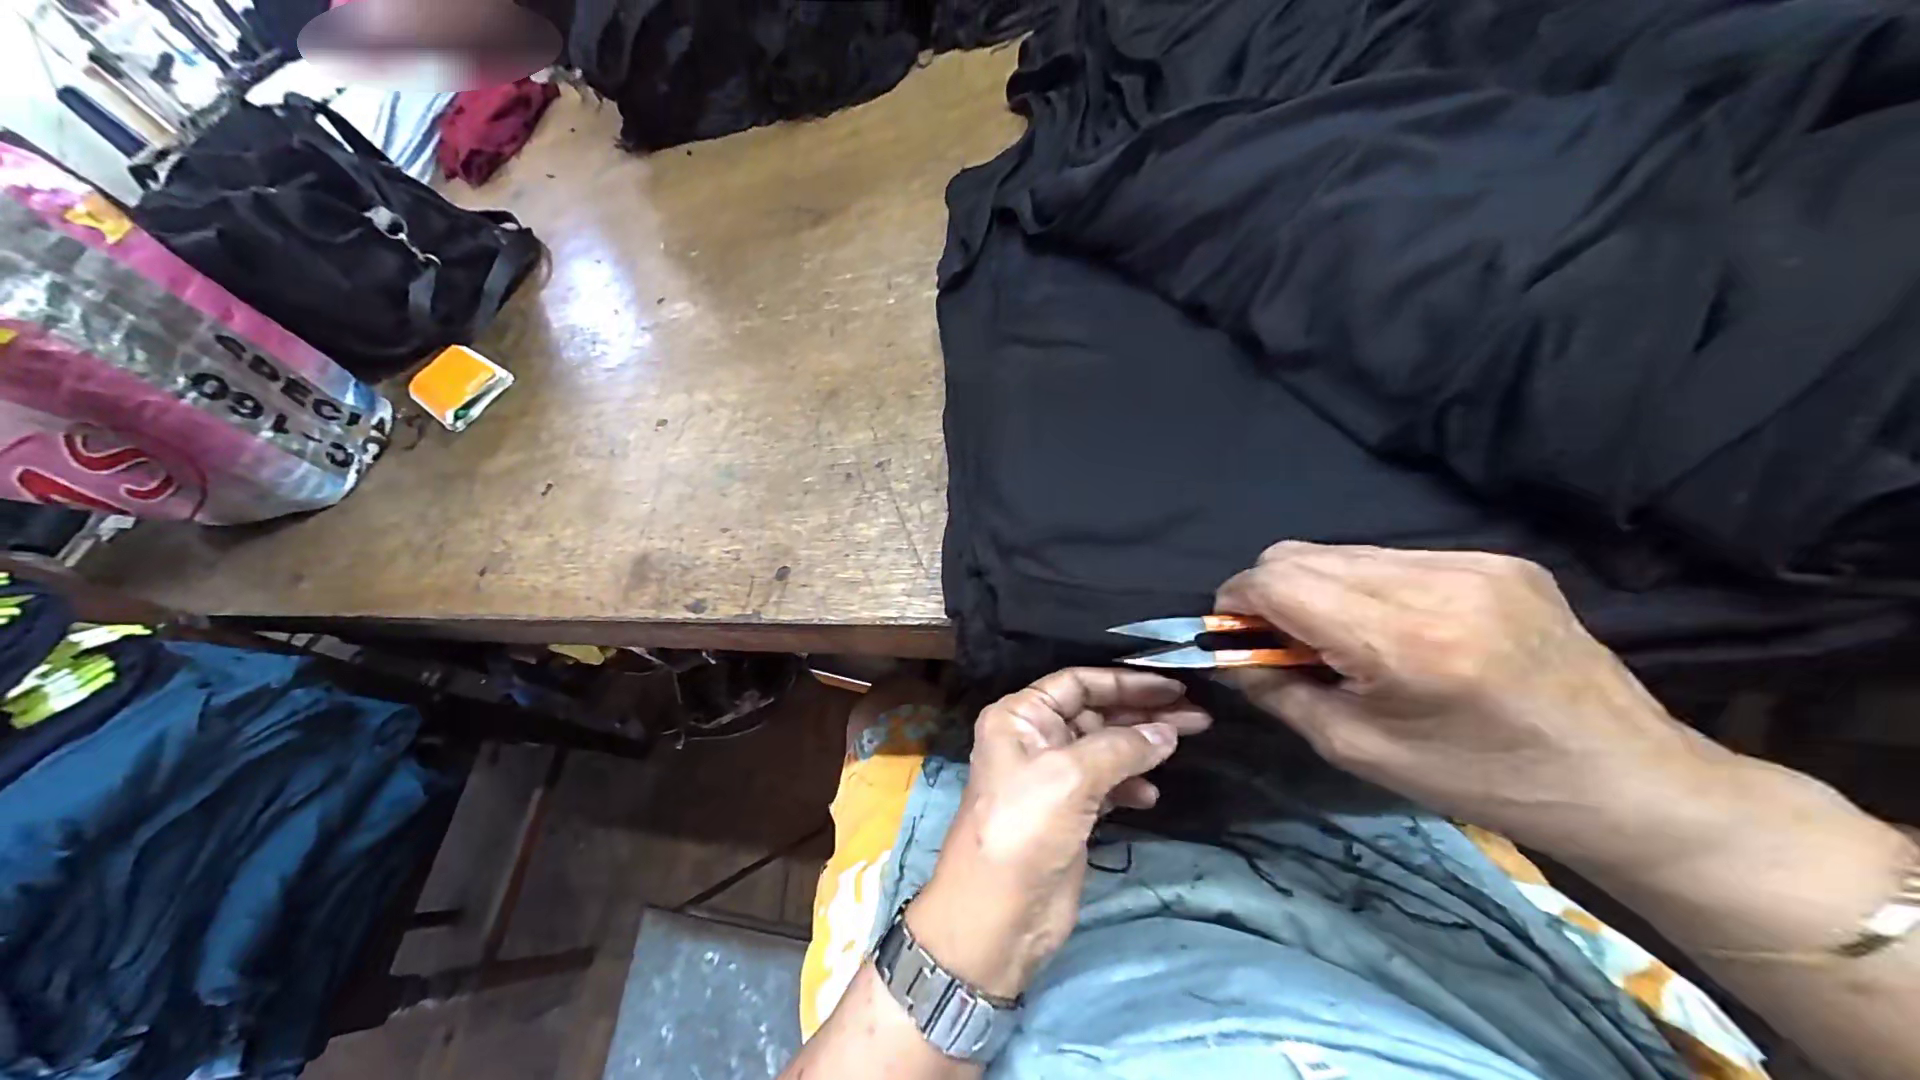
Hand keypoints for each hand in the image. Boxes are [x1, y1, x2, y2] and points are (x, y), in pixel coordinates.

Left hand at [906, 669, 1210, 998]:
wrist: (997, 914)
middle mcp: (1034, 739)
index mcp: (1020, 716)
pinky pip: (1106, 784)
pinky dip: (1130, 784)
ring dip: (1142, 747)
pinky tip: (1151, 793)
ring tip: (1184, 745)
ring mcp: (1051, 777)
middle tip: (1196, 715)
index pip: (1077, 683)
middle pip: (1095, 713)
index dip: (1125, 682)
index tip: (1173, 687)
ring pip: (1105, 748)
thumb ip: (1122, 747)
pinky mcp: (1068, 812)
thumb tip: (1167, 732)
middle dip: (1142, 712)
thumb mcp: (1071, 776)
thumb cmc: (1025, 828)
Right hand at [1214, 542, 1735, 866]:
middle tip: (1279, 641)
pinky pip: (1389, 555)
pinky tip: (1388, 626)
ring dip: (1314, 586)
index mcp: (1404, 642)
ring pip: (1340, 550)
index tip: (1233, 633)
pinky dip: (1361, 584)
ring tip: (1337, 635)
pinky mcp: (1497, 559)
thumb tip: (1225, 651)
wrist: (1628, 781)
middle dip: (1268, 592)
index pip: (1278, 581)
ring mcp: (1474, 563)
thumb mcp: (1357, 748)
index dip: (1237, 601)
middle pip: (1299, 553)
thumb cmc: (1479, 780)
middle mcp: (1438, 583)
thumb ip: (1277, 689)